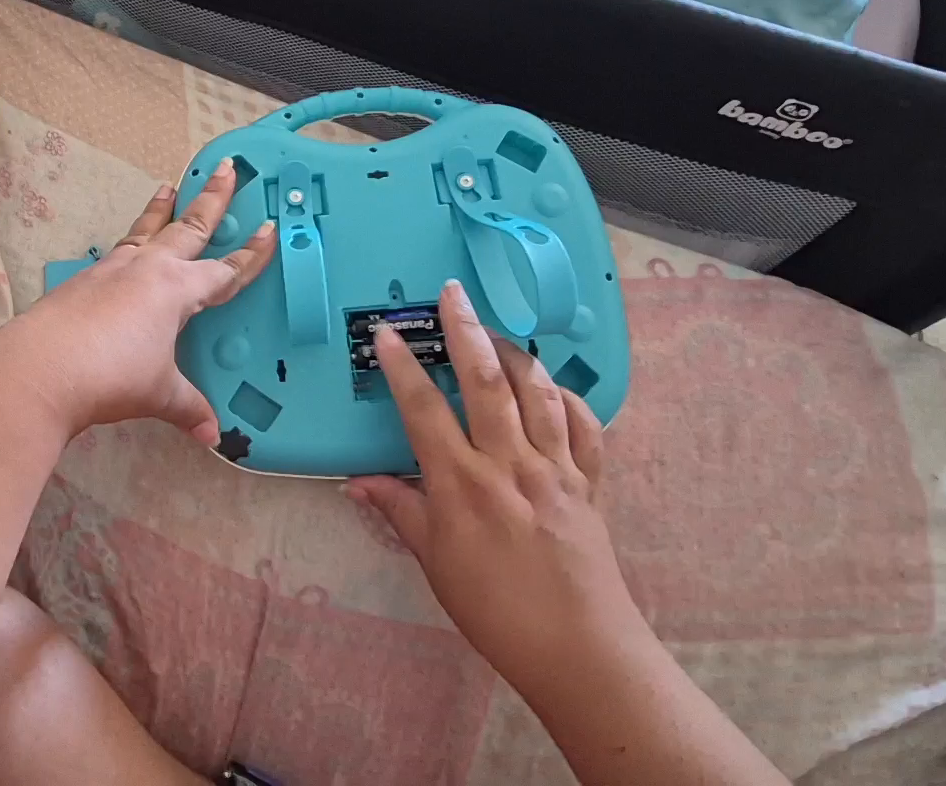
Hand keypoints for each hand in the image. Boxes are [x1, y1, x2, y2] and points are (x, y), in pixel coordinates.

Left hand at [0, 158, 276, 444]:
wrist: (40, 368)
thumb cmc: (110, 375)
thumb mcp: (159, 392)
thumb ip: (189, 407)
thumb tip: (211, 434)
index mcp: (176, 289)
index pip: (226, 270)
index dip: (252, 254)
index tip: (270, 229)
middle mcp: (147, 269)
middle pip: (189, 226)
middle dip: (212, 197)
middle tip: (229, 167)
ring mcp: (112, 269)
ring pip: (147, 229)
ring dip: (162, 208)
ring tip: (168, 186)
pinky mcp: (83, 280)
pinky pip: (118, 250)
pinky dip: (131, 241)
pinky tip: (127, 249)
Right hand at [345, 280, 646, 697]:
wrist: (581, 651)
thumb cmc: (495, 609)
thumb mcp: (435, 563)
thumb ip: (398, 511)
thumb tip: (356, 481)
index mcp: (463, 484)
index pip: (424, 409)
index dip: (402, 366)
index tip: (386, 333)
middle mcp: (510, 463)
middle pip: (487, 381)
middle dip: (466, 331)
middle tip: (453, 292)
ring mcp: (556, 469)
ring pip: (538, 392)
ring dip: (516, 352)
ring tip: (497, 329)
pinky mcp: (590, 483)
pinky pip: (585, 426)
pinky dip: (570, 398)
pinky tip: (554, 387)